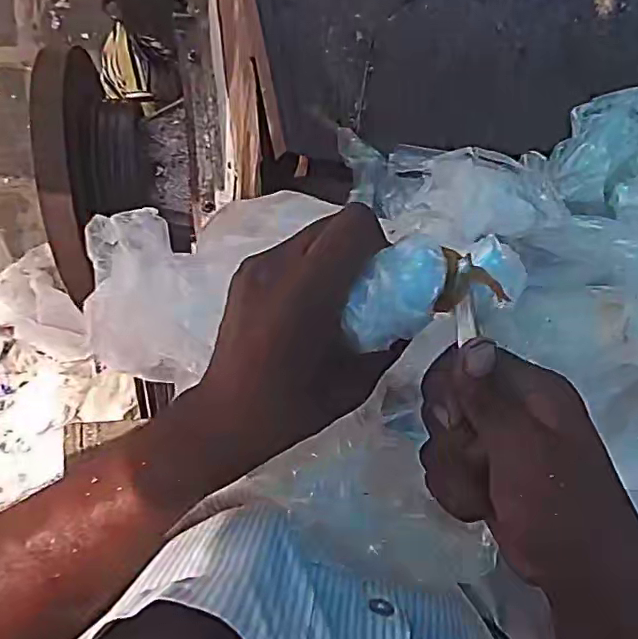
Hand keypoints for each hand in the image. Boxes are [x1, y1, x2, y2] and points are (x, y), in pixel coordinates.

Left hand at [185, 203, 404, 474]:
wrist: (226, 415)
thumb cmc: (291, 408)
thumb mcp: (355, 382)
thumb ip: (389, 342)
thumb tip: (411, 316)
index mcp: (305, 293)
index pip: (354, 225)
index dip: (378, 243)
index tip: (382, 279)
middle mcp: (275, 267)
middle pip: (334, 223)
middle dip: (358, 249)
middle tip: (363, 291)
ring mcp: (254, 267)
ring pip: (310, 235)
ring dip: (332, 257)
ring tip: (332, 302)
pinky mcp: (243, 273)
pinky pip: (289, 252)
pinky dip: (308, 268)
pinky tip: (304, 308)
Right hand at [419, 339, 637, 586]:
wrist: (580, 572)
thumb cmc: (559, 505)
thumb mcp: (522, 447)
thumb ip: (488, 397)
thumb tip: (471, 340)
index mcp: (531, 390)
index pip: (464, 361)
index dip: (450, 390)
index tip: (456, 421)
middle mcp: (512, 410)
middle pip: (445, 402)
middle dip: (452, 440)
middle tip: (479, 462)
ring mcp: (496, 444)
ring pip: (440, 441)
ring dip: (454, 474)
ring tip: (486, 494)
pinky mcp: (483, 475)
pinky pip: (445, 470)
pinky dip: (457, 493)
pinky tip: (481, 508)